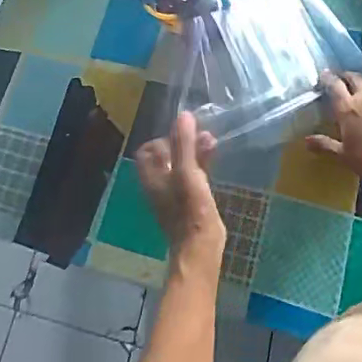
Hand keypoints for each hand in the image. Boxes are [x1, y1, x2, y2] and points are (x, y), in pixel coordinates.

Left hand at [134, 111, 224, 262]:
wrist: (201, 245)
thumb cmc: (190, 208)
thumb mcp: (187, 171)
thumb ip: (184, 144)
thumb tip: (183, 115)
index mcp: (151, 177)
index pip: (148, 150)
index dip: (163, 139)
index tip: (182, 136)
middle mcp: (159, 184)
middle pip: (166, 156)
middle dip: (183, 142)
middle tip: (203, 134)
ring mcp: (174, 193)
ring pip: (180, 165)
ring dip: (194, 152)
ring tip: (212, 142)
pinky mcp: (190, 201)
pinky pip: (192, 176)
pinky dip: (200, 165)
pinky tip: (214, 160)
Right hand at [307, 72, 361, 190]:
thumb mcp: (343, 155)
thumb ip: (324, 144)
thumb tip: (306, 141)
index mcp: (347, 108)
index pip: (334, 85)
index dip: (328, 78)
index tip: (324, 75)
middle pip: (355, 78)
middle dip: (347, 76)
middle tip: (342, 79)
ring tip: (361, 87)